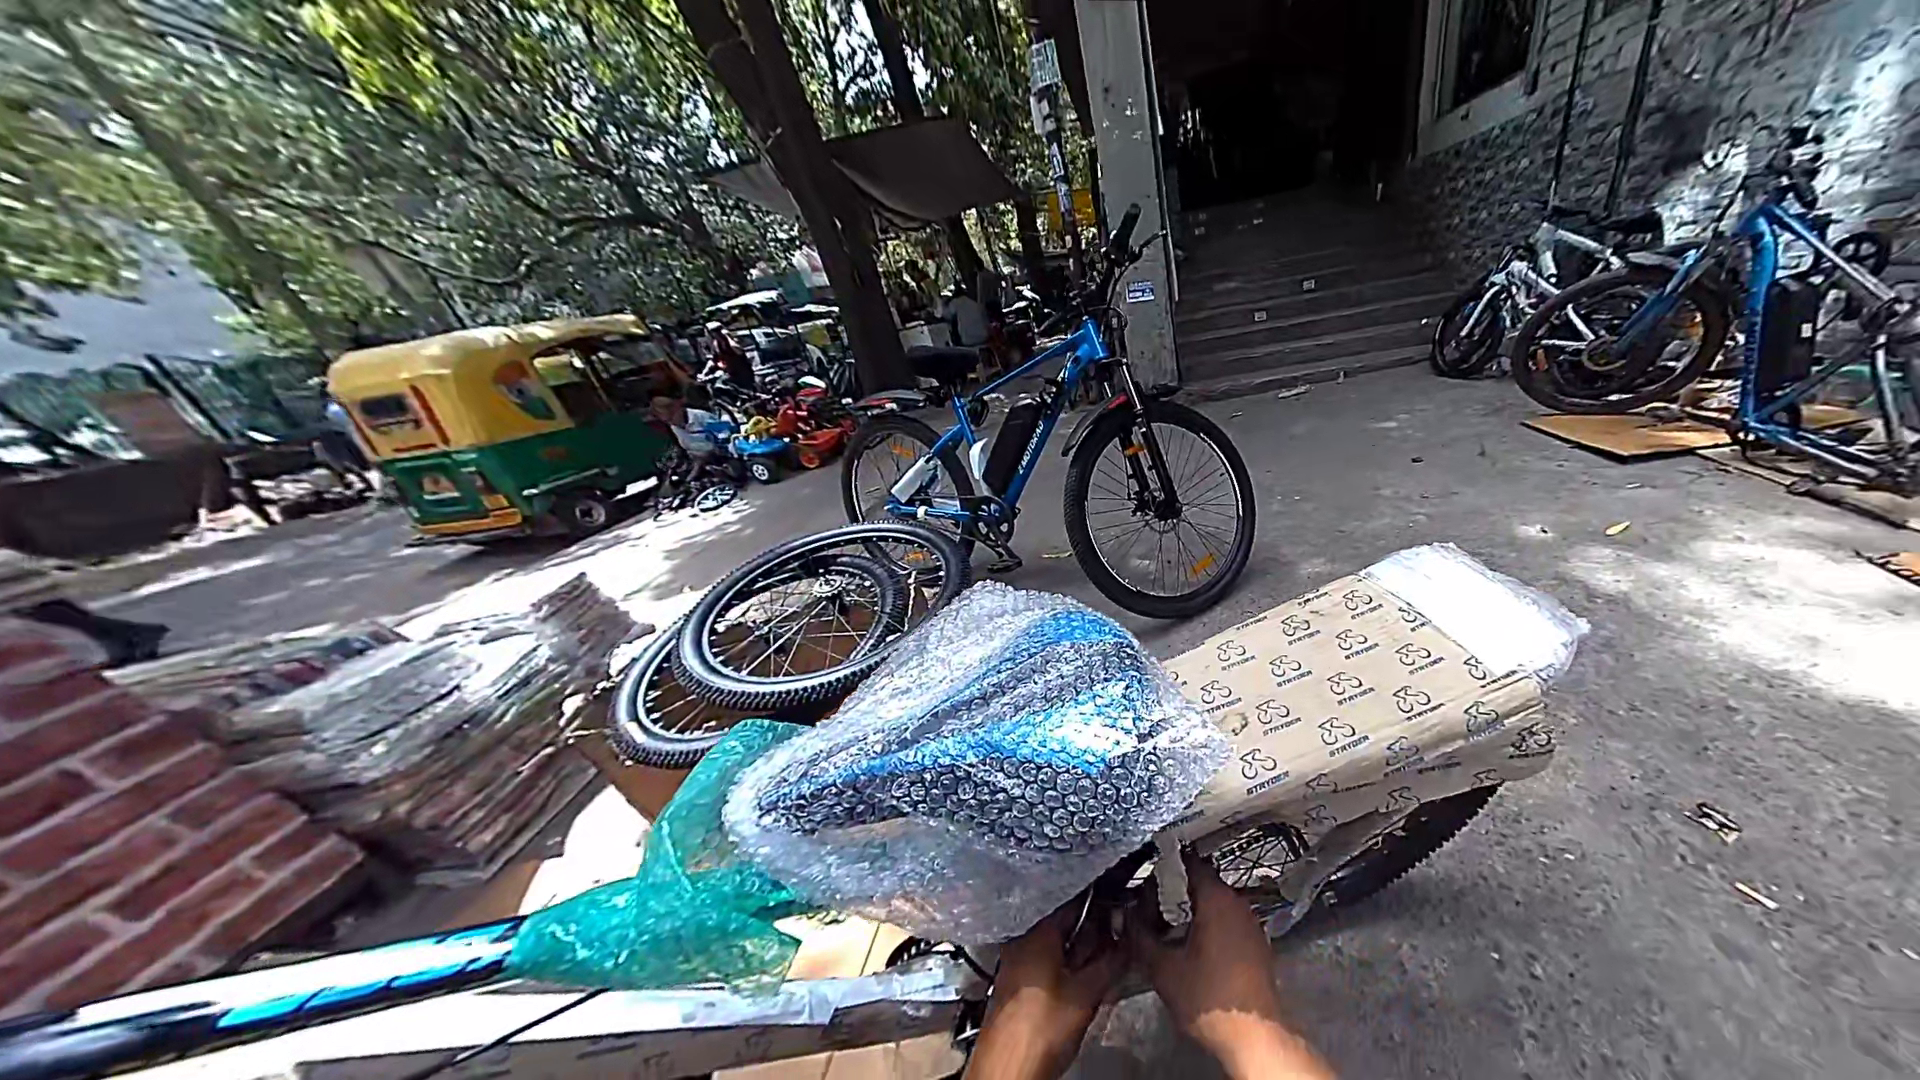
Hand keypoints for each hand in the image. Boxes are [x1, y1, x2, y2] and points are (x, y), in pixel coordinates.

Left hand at [964, 901, 1125, 1079]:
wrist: (1008, 1067)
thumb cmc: (1044, 1025)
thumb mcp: (1085, 995)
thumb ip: (1108, 964)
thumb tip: (1126, 943)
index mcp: (1036, 934)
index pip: (1070, 905)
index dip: (1095, 904)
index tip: (1115, 903)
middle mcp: (1022, 941)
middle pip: (1060, 925)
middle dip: (1088, 930)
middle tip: (1114, 935)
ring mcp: (1015, 962)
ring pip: (1052, 946)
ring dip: (1076, 950)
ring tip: (1102, 957)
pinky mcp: (1015, 984)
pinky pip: (1042, 962)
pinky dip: (1062, 965)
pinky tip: (1078, 978)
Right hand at [1131, 852, 1335, 1079]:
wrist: (1257, 1041)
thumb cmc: (1209, 998)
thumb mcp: (1163, 968)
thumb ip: (1140, 935)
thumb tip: (1125, 915)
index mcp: (1216, 898)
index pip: (1187, 861)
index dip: (1162, 863)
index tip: (1144, 873)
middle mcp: (1237, 903)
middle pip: (1200, 880)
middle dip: (1174, 887)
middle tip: (1150, 900)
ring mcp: (1251, 923)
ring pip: (1214, 900)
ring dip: (1191, 905)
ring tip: (1166, 921)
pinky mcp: (1257, 944)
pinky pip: (1227, 918)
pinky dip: (1208, 921)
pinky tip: (1191, 941)